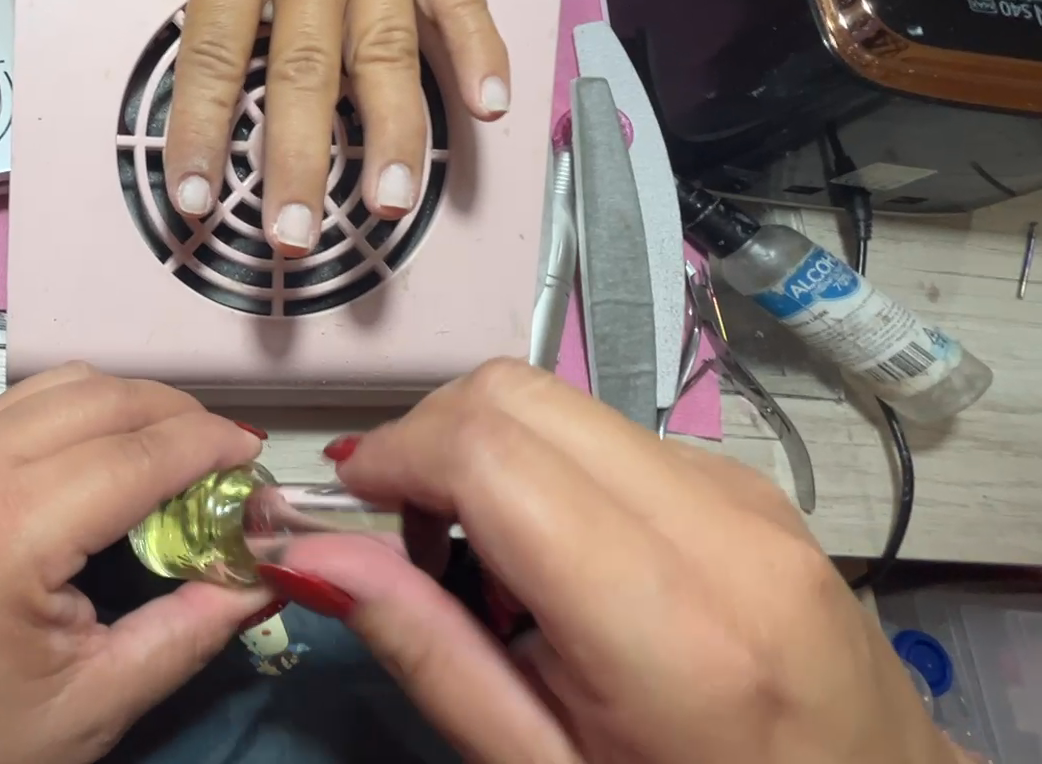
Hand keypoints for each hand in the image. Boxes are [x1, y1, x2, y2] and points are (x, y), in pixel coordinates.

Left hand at [0, 365, 270, 763]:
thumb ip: (188, 629)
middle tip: (225, 460)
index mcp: (10, 532)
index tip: (258, 456)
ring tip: (176, 451)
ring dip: (135, 404)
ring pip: (70, 382)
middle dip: (181, 416)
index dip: (210, 445)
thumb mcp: (92, 703)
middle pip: (108, 399)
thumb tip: (263, 572)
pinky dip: (88, 406)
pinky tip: (111, 449)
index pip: (137, 455)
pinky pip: (33, 397)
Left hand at [22, 0, 512, 256]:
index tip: (192, 195)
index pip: (215, 47)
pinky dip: (478, 51)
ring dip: (393, 134)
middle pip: (304, 72)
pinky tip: (488, 111)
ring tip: (387, 207)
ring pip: (389, 53)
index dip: (200, 125)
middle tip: (291, 236)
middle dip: (297, 160)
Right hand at [269, 360, 960, 763]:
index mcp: (674, 625)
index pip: (487, 451)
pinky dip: (525, 458)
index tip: (350, 500)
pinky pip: (587, 424)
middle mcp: (716, 523)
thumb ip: (424, 650)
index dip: (393, 453)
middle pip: (510, 392)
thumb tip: (303, 553)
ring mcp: (737, 485)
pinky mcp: (737, 476)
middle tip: (408, 532)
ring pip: (543, 397)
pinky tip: (541, 547)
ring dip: (472, 448)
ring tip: (476, 554)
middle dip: (423, 438)